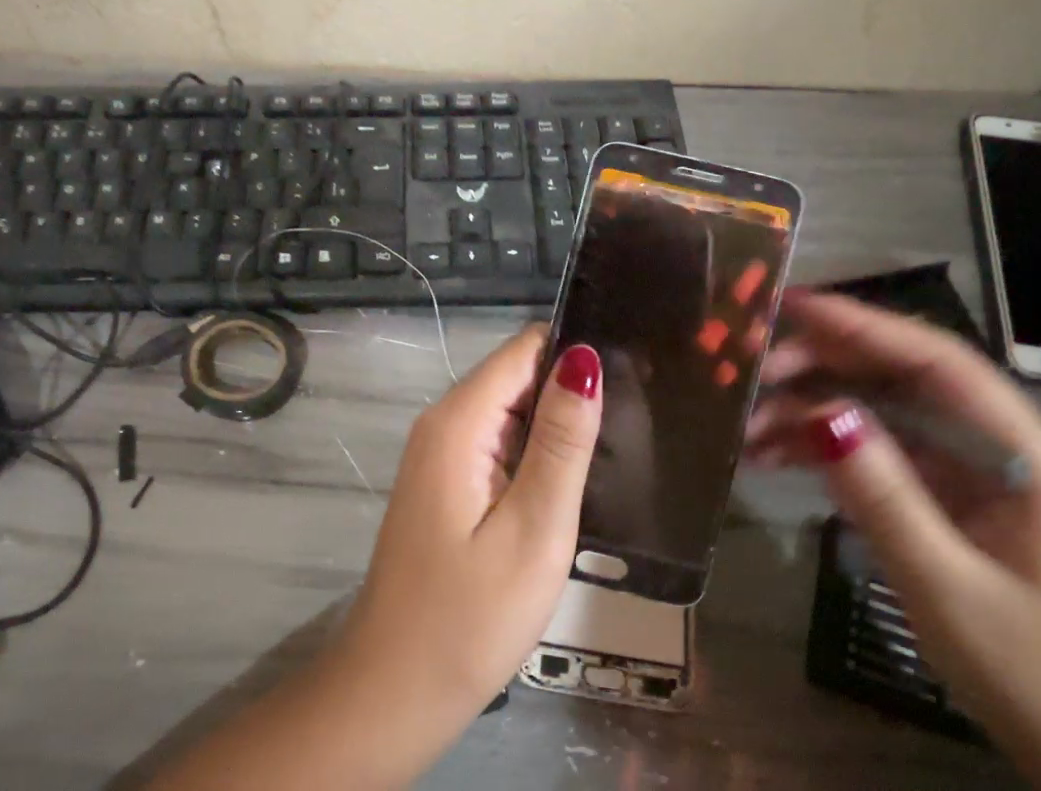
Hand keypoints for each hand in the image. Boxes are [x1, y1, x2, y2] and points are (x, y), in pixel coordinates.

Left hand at [146, 328, 602, 790]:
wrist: (396, 691)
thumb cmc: (471, 618)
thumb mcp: (533, 529)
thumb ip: (560, 442)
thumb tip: (585, 358)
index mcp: (458, 423)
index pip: (525, 348)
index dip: (578, 351)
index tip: (638, 370)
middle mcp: (442, 426)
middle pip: (518, 377)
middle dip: (573, 390)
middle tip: (644, 421)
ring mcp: (441, 458)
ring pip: (511, 413)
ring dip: (559, 426)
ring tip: (625, 449)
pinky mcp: (448, 489)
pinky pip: (499, 448)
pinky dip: (537, 456)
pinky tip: (577, 483)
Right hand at [746, 293, 1040, 790]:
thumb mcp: (950, 588)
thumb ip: (886, 498)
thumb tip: (821, 414)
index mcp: (1027, 456)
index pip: (938, 362)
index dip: (864, 325)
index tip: (790, 307)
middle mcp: (1004, 451)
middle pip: (906, 380)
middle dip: (824, 368)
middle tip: (748, 374)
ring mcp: (978, 479)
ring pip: (887, 418)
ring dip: (816, 414)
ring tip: (744, 424)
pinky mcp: (956, 507)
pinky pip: (885, 460)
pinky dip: (830, 455)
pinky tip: (774, 458)